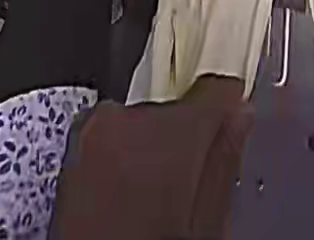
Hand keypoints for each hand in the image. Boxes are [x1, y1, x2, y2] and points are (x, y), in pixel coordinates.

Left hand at [51, 75, 251, 239]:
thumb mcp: (204, 227)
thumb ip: (224, 161)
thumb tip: (240, 113)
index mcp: (170, 132)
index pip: (216, 87)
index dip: (229, 102)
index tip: (231, 115)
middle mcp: (131, 117)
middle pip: (177, 107)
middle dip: (185, 135)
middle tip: (186, 185)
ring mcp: (95, 130)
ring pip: (145, 120)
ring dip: (153, 145)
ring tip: (152, 197)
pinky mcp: (74, 148)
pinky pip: (115, 135)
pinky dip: (125, 156)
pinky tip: (128, 196)